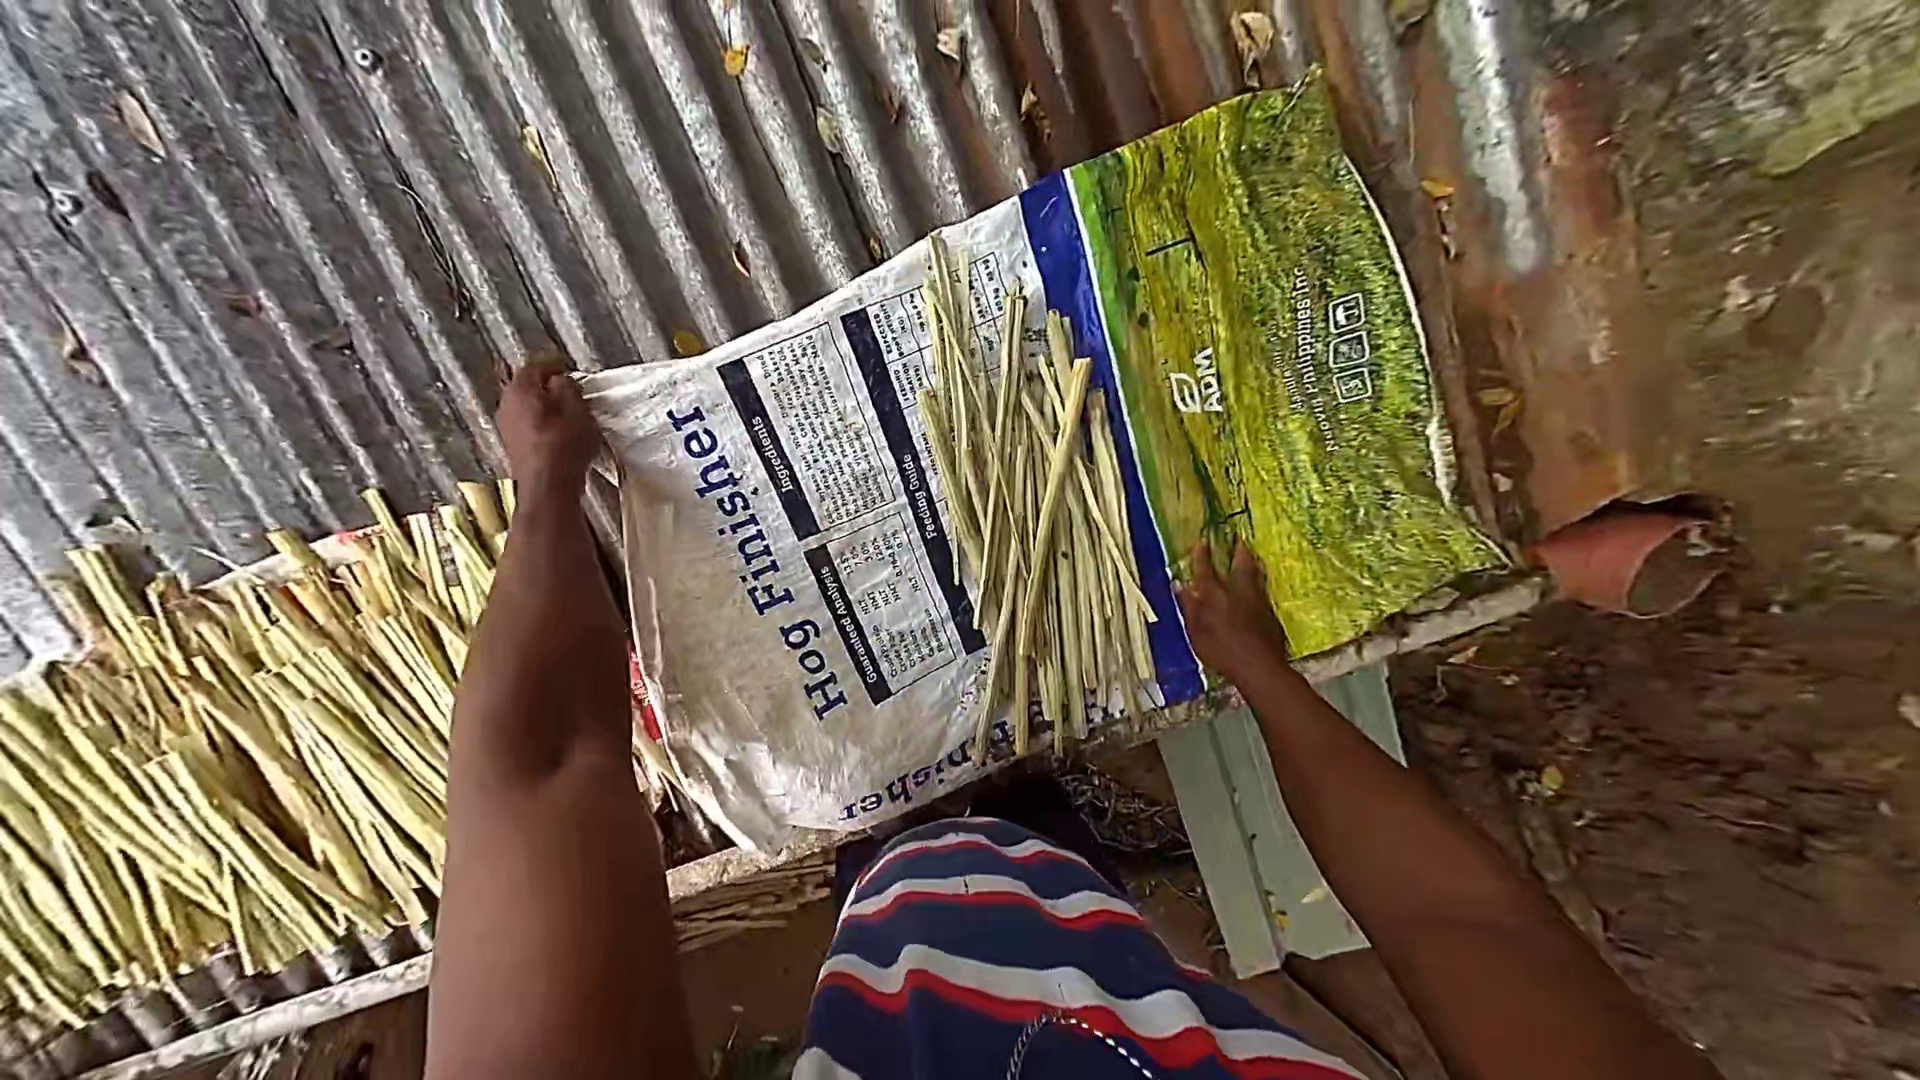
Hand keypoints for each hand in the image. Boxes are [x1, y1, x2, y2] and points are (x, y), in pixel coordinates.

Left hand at [497, 361, 600, 503]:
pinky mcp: (515, 446)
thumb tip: (561, 381)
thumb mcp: (578, 410)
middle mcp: (507, 405)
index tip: (567, 370)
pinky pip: (530, 427)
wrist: (549, 485)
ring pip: (529, 409)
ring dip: (548, 410)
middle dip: (550, 390)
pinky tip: (562, 437)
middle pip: (529, 388)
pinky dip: (545, 427)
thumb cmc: (564, 446)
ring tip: (572, 418)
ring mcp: (507, 428)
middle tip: (574, 395)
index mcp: (520, 390)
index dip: (554, 367)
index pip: (535, 367)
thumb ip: (568, 388)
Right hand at [1176, 540, 1289, 682]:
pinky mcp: (1270, 613)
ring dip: (1252, 563)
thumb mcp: (1196, 632)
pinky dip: (1260, 581)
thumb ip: (1189, 607)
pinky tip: (1259, 584)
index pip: (1205, 570)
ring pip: (1256, 575)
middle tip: (1239, 539)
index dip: (1201, 555)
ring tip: (1252, 555)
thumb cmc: (1220, 651)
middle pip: (1239, 566)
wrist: (1259, 667)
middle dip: (1237, 552)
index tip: (1202, 541)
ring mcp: (1257, 601)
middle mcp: (1237, 592)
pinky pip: (1263, 589)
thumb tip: (1179, 585)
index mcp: (1214, 596)